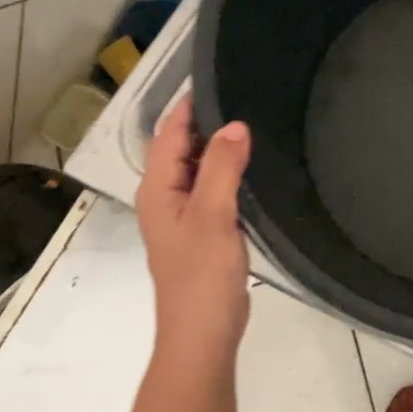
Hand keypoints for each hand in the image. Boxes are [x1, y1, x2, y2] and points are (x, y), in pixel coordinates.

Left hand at [137, 94, 251, 353]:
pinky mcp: (203, 233)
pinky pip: (212, 189)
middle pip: (181, 148)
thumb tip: (234, 125)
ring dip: (219, 148)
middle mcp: (165, 198)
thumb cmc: (201, 276)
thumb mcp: (212, 216)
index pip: (168, 134)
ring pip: (199, 169)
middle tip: (246, 94)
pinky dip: (228, 173)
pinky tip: (254, 168)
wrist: (202, 335)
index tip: (216, 76)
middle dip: (207, 122)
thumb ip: (221, 168)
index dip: (187, 105)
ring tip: (254, 123)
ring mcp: (184, 217)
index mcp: (157, 190)